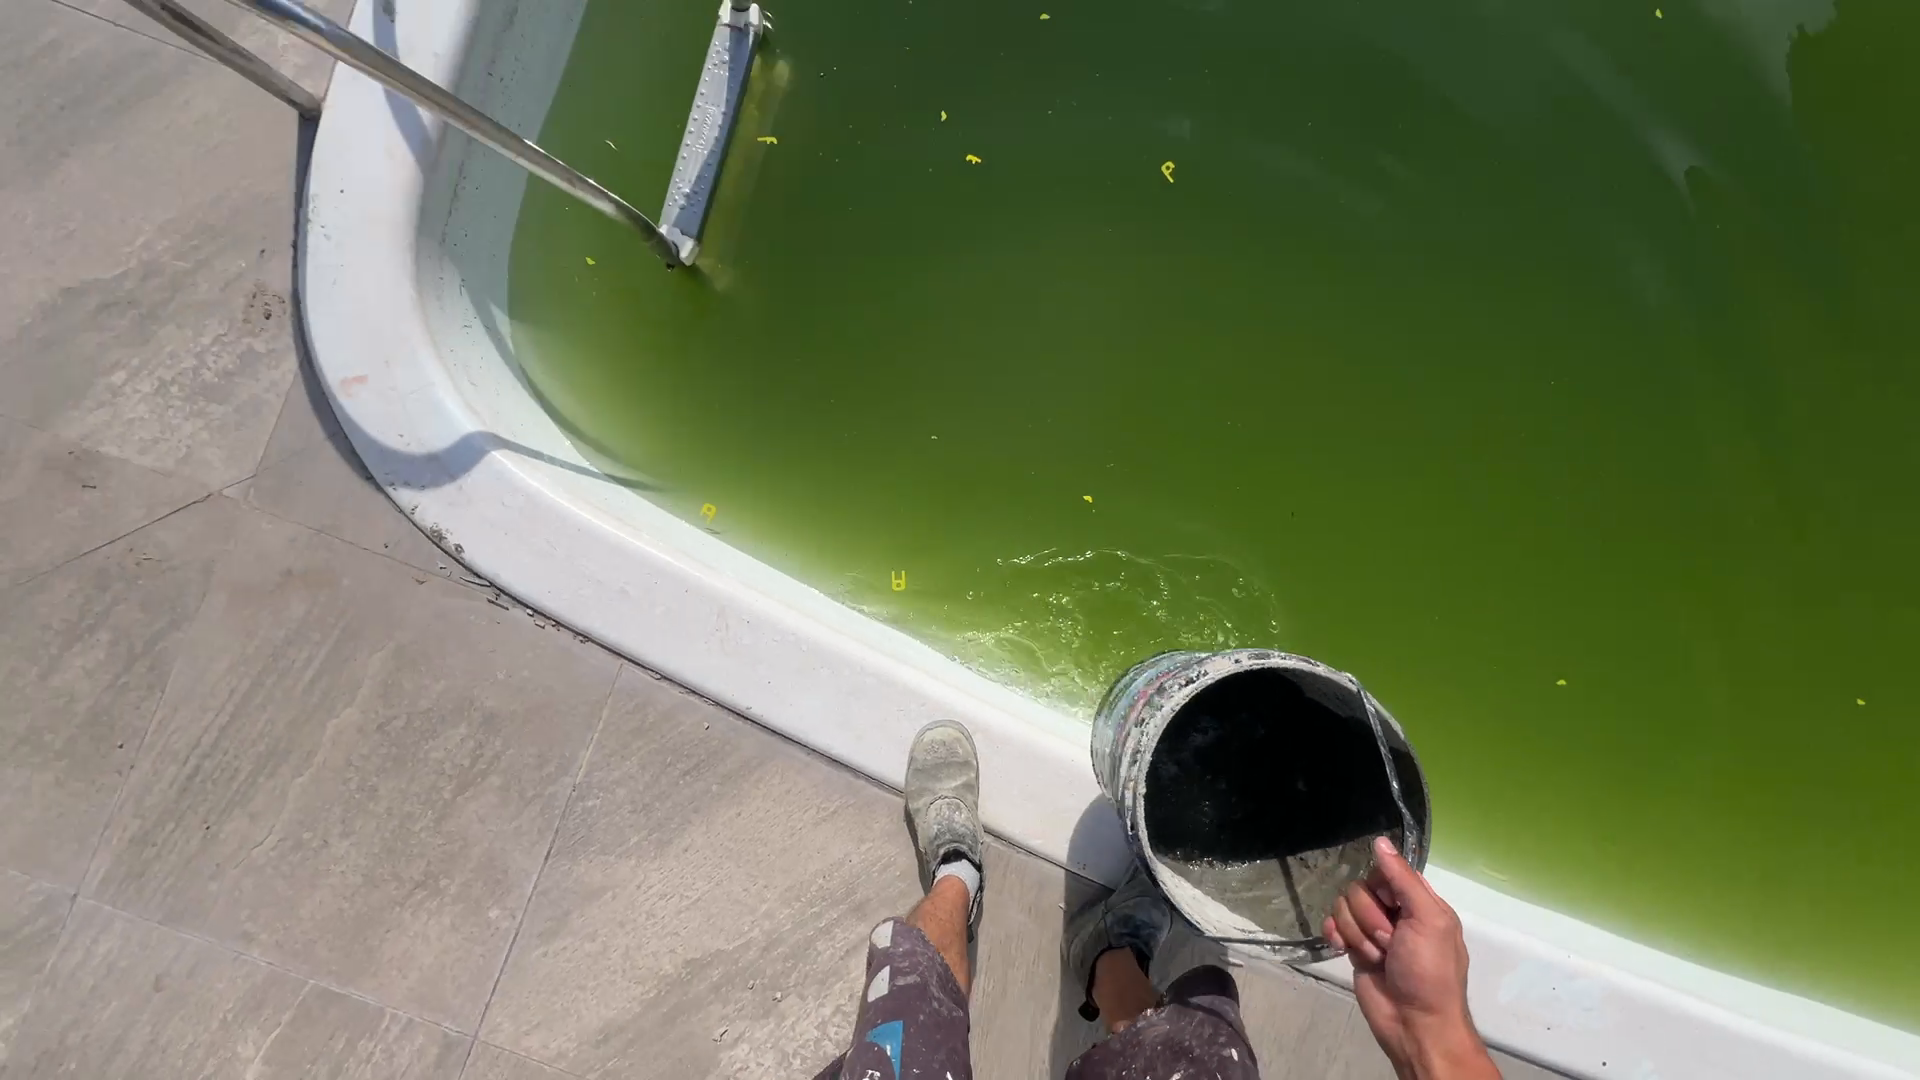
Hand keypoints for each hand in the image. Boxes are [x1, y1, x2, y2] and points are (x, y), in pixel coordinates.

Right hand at [1322, 836, 1498, 1079]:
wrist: (1414, 1025)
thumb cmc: (1429, 973)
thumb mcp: (1428, 921)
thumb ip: (1402, 879)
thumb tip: (1380, 841)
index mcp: (1419, 904)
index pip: (1386, 871)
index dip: (1382, 887)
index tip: (1392, 906)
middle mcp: (1395, 913)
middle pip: (1359, 888)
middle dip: (1370, 918)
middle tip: (1389, 942)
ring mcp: (1372, 931)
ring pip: (1343, 906)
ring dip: (1358, 934)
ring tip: (1376, 957)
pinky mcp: (1353, 946)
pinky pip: (1332, 924)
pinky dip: (1336, 936)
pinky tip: (1344, 950)